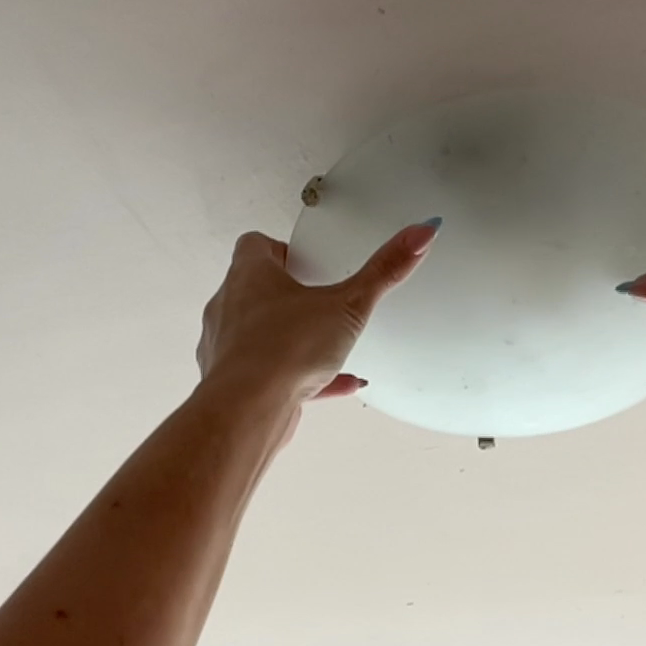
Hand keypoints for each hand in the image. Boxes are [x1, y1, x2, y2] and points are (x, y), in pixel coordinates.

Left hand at [196, 219, 440, 407]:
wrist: (248, 409)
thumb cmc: (280, 351)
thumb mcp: (348, 305)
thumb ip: (384, 271)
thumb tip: (417, 236)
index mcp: (249, 276)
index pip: (255, 245)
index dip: (282, 249)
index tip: (304, 257)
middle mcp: (230, 306)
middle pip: (255, 287)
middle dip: (287, 291)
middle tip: (315, 293)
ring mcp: (229, 345)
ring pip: (262, 332)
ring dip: (293, 335)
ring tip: (326, 341)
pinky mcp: (237, 382)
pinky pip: (272, 372)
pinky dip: (302, 374)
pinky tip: (338, 381)